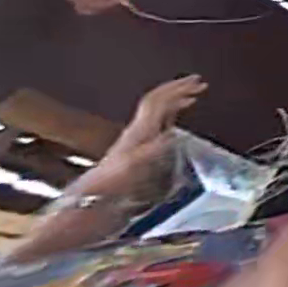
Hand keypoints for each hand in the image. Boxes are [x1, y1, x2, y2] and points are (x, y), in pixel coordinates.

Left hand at [86, 75, 206, 197]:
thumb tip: (172, 135)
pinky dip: (172, 113)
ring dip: (176, 99)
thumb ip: (150, 152)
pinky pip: (158, 122)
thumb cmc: (112, 186)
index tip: (197, 83)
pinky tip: (181, 115)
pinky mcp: (139, 146)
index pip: (155, 102)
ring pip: (156, 111)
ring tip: (195, 94)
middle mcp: (138, 131)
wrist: (87, 204)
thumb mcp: (131, 170)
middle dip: (177, 89)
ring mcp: (137, 138)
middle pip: (155, 102)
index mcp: (139, 132)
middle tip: (200, 83)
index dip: (175, 89)